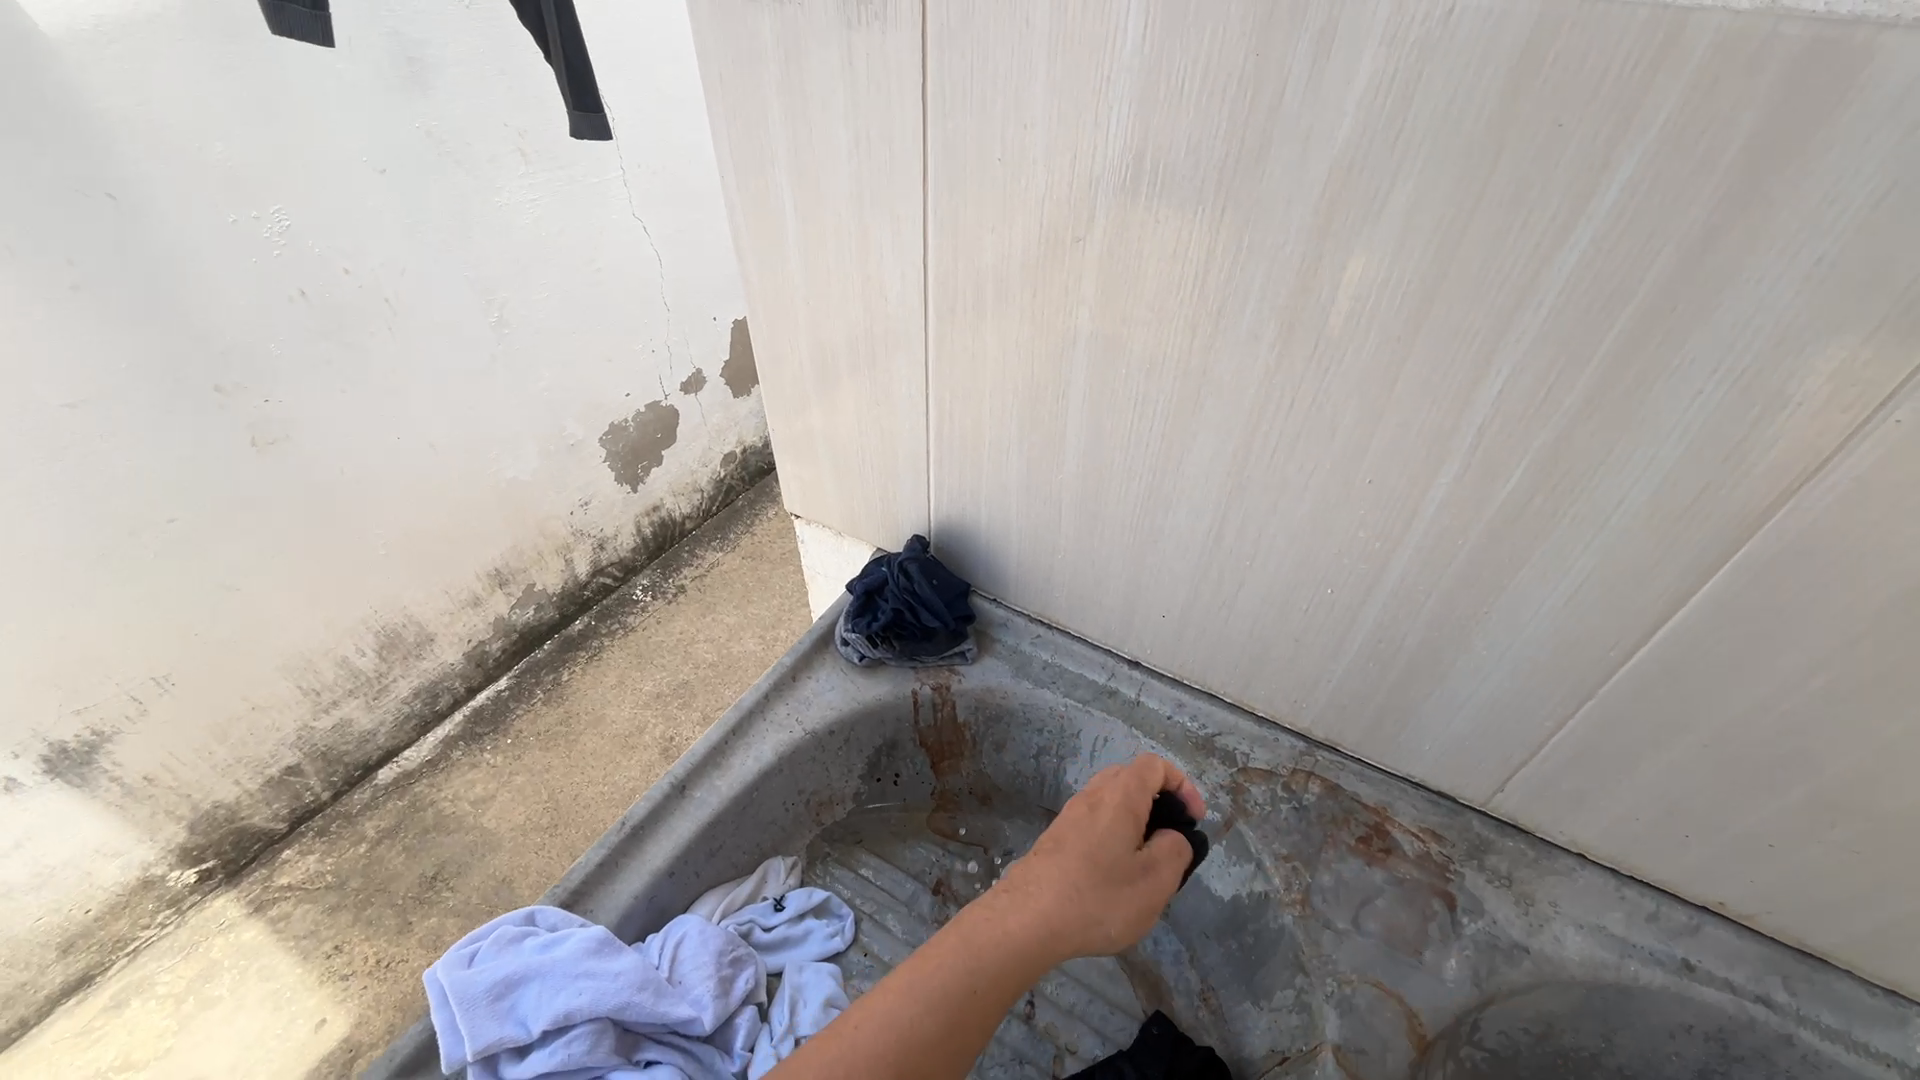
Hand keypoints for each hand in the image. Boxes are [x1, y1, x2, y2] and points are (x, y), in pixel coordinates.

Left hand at [980, 754, 1205, 965]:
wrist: (1029, 918)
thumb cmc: (1099, 897)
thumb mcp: (1155, 881)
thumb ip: (1175, 851)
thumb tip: (1171, 837)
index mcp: (1119, 796)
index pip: (1154, 765)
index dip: (1182, 785)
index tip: (1194, 820)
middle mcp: (1092, 796)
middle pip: (1130, 778)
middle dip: (1159, 800)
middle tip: (1172, 839)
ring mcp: (1069, 816)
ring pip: (1110, 801)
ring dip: (1135, 820)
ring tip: (1146, 862)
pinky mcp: (1056, 839)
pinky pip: (1093, 822)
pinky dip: (1113, 835)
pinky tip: (1116, 875)